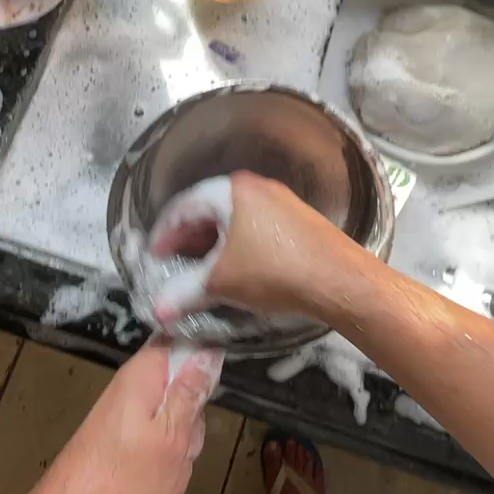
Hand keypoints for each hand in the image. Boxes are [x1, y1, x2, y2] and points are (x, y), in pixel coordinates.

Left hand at [42, 339, 224, 493]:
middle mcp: (134, 388)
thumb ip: (192, 393)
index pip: (184, 345)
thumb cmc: (124, 475)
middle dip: (189, 431)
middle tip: (178, 452)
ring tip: (161, 483)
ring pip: (173, 430)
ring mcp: (128, 418)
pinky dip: (159, 476)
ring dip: (176, 461)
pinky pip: (155, 453)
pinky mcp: (124, 444)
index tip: (205, 398)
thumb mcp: (172, 435)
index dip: (203, 367)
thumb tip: (209, 350)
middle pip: (182, 395)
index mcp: (145, 373)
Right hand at [145, 172, 366, 324]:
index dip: (163, 236)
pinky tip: (233, 270)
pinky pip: (252, 227)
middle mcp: (255, 186)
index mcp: (231, 190)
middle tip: (172, 267)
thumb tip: (158, 307)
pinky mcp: (294, 219)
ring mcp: (278, 201)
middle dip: (186, 241)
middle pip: (206, 211)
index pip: (182, 208)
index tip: (154, 259)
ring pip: (230, 220)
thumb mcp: (222, 281)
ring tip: (199, 273)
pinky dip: (234, 246)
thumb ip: (184, 291)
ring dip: (210, 246)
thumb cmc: (276, 271)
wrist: (340, 280)